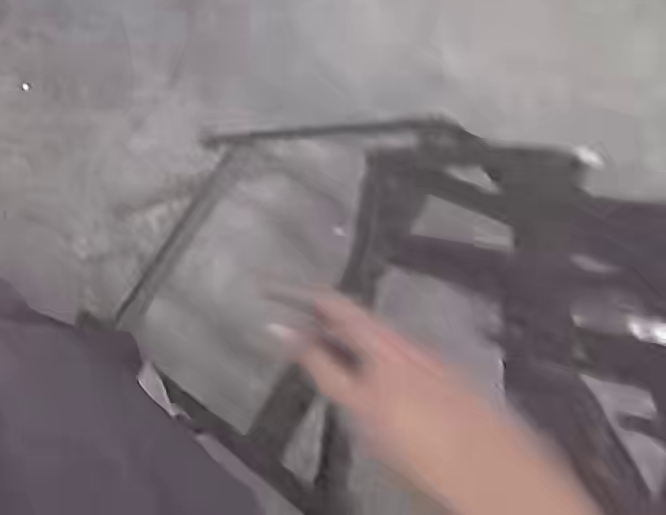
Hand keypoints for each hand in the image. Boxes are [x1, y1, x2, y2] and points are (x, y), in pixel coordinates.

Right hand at [285, 293, 599, 514]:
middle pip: (362, 322)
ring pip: (389, 344)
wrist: (518, 498)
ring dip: (356, 344)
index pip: (332, 301)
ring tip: (332, 357)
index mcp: (385, 343)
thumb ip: (316, 363)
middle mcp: (416, 346)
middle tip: (293, 328)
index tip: (264, 288)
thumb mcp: (356, 406)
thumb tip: (275, 326)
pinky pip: (414, 364)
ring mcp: (449, 369)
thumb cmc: (422, 448)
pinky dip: (385, 363)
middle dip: (325, 322)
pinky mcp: (471, 393)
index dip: (295, 292)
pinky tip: (382, 386)